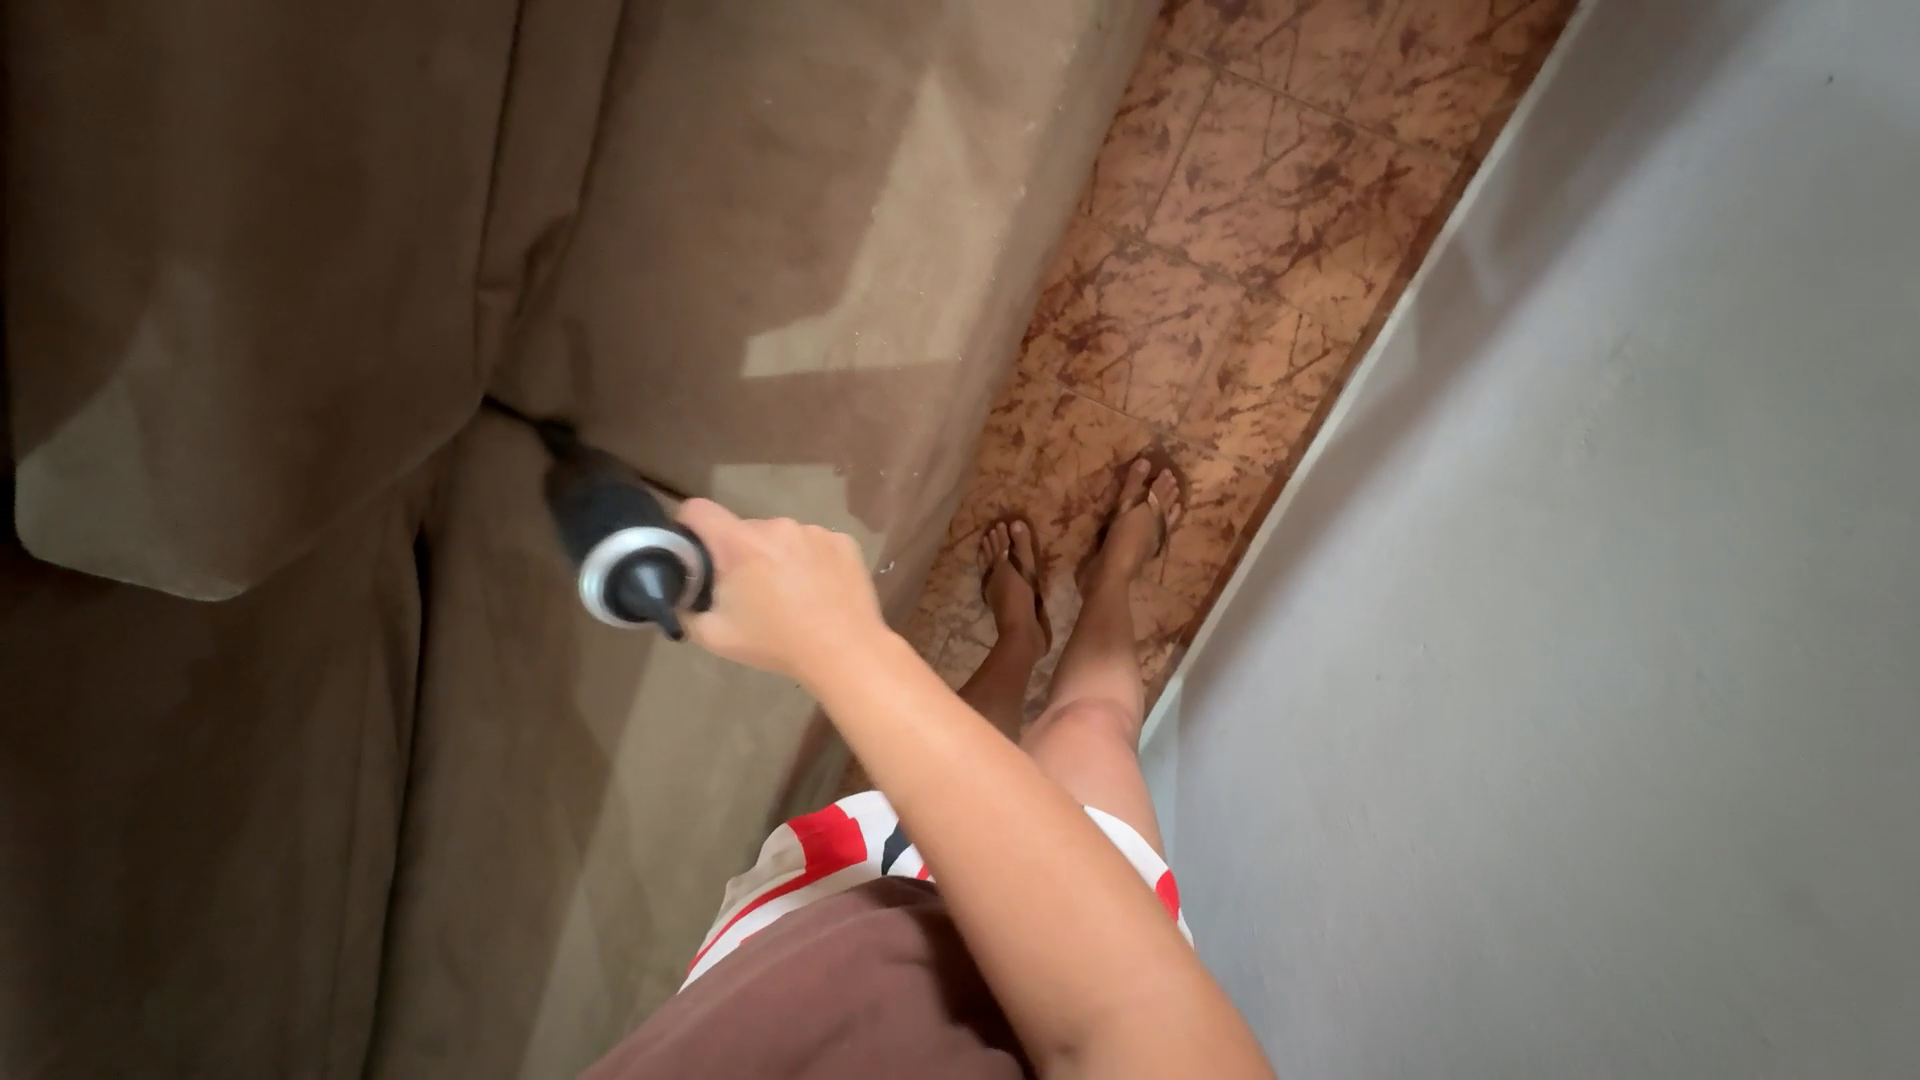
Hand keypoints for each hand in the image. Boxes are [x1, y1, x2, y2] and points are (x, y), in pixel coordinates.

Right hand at [677, 499, 889, 679]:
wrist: (844, 650)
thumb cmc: (776, 644)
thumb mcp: (715, 636)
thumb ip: (685, 611)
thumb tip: (678, 597)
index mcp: (739, 543)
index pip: (698, 510)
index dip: (688, 526)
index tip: (693, 550)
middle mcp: (776, 526)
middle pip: (743, 531)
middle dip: (740, 554)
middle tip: (750, 592)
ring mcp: (814, 531)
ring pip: (781, 538)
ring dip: (778, 557)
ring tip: (791, 594)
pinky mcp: (843, 541)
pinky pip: (814, 544)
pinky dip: (811, 560)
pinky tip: (819, 589)